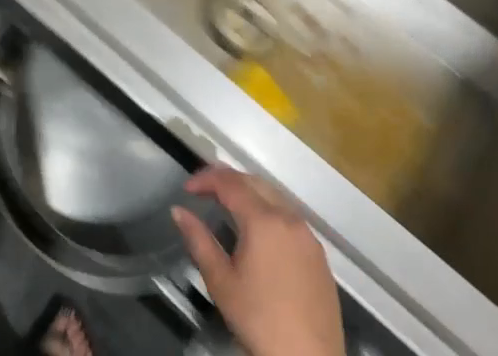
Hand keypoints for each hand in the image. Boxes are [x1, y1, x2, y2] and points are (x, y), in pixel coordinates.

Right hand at [172, 166, 344, 355]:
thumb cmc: (258, 318)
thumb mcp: (220, 280)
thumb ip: (198, 240)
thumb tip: (178, 211)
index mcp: (264, 222)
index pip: (231, 184)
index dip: (205, 179)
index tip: (186, 189)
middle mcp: (290, 220)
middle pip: (255, 183)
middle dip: (227, 179)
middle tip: (203, 189)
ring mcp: (308, 237)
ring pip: (276, 197)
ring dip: (249, 192)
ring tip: (226, 204)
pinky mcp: (318, 255)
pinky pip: (290, 217)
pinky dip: (268, 209)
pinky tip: (256, 230)